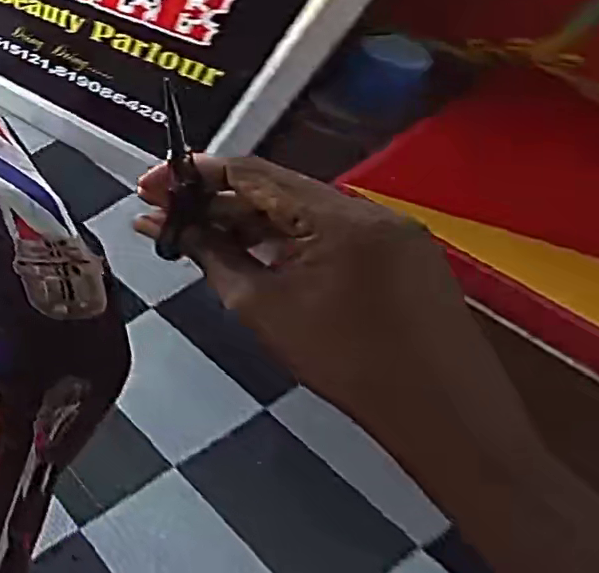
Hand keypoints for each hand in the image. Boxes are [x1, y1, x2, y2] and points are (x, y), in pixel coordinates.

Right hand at [135, 157, 598, 571]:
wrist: (450, 426)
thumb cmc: (344, 361)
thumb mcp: (255, 301)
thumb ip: (204, 250)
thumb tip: (155, 222)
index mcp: (338, 219)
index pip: (246, 171)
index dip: (189, 174)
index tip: (148, 187)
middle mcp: (369, 213)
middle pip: (269, 185)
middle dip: (210, 196)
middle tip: (162, 211)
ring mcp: (391, 233)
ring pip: (293, 206)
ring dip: (240, 216)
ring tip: (194, 234)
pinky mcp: (399, 254)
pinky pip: (321, 227)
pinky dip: (276, 233)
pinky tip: (242, 250)